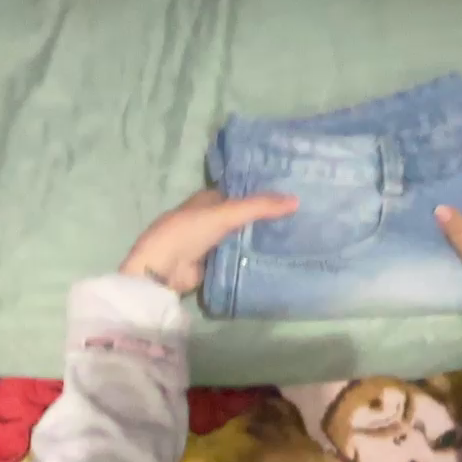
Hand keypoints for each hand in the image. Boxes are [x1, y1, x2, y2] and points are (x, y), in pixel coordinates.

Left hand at [121, 189, 299, 293]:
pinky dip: (251, 258)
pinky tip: (275, 258)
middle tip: (298, 217)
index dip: (261, 193)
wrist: (164, 269)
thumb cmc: (189, 231)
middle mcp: (209, 219)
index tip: (288, 194)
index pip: (239, 192)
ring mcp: (210, 243)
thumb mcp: (226, 213)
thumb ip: (259, 207)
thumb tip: (296, 200)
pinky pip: (237, 259)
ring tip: (293, 237)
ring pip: (240, 238)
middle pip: (242, 217)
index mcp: (208, 200)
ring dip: (259, 239)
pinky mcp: (212, 265)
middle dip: (263, 217)